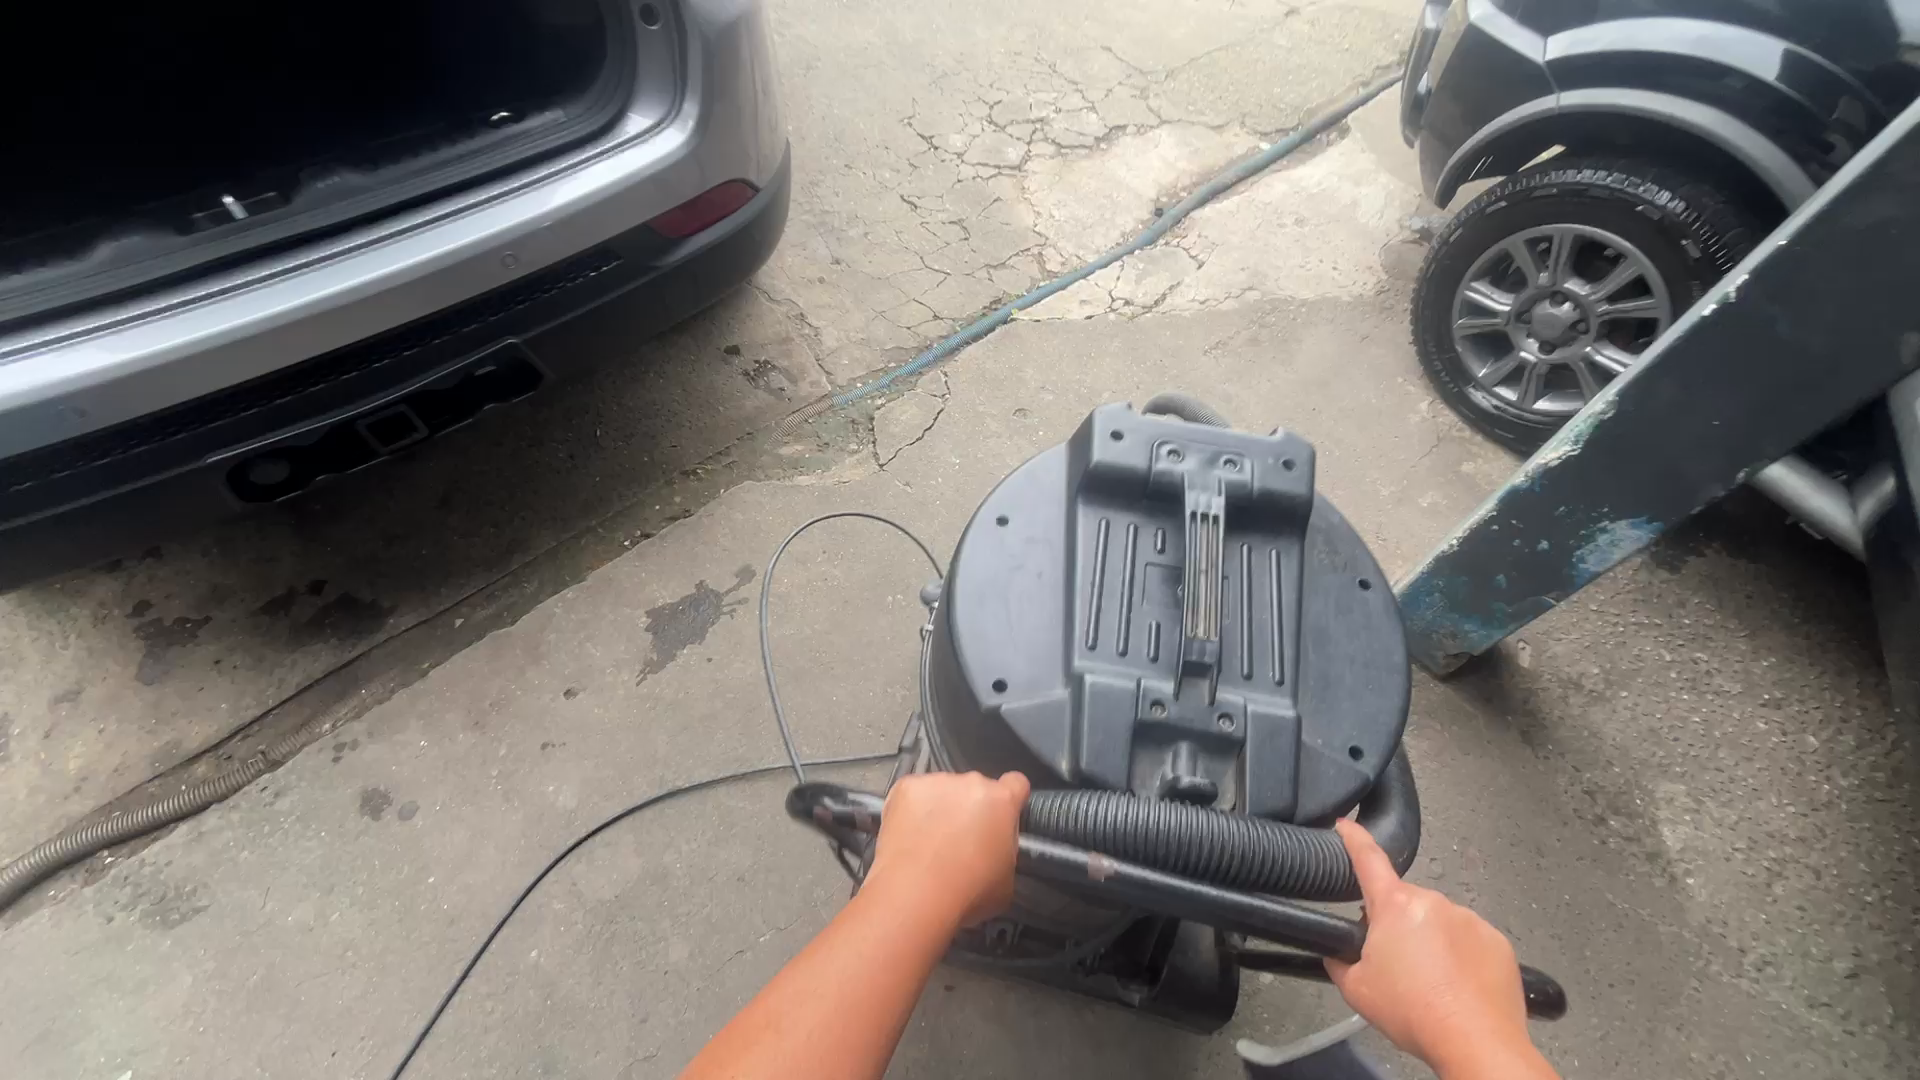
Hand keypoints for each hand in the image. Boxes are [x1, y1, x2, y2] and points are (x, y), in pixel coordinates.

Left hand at [862, 771, 1028, 926]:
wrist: (915, 894)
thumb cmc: (968, 893)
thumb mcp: (1006, 879)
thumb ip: (1005, 850)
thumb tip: (994, 847)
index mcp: (1001, 800)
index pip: (1016, 783)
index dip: (1010, 799)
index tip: (1001, 816)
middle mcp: (971, 782)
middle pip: (975, 788)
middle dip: (971, 808)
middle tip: (960, 840)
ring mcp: (936, 781)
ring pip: (943, 790)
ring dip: (941, 808)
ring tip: (928, 841)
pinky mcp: (906, 787)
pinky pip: (914, 794)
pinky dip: (912, 810)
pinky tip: (908, 836)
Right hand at [1325, 820, 1550, 1077]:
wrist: (1479, 1047)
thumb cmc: (1411, 1012)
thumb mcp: (1355, 989)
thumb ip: (1339, 959)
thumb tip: (1338, 953)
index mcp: (1394, 904)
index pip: (1367, 858)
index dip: (1353, 838)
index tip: (1344, 824)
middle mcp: (1432, 901)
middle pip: (1404, 902)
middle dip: (1397, 923)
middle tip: (1396, 963)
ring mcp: (1469, 920)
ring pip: (1438, 921)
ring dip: (1431, 939)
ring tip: (1435, 982)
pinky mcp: (1498, 943)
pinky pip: (1469, 939)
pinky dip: (1462, 955)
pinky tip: (1461, 987)